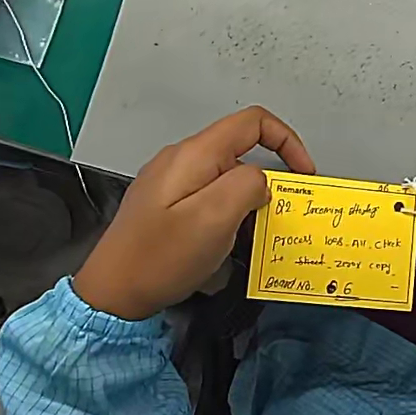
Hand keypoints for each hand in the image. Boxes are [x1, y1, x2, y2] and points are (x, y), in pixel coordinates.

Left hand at [74, 107, 316, 319]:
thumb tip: (262, 179)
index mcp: (195, 154)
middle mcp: (182, 159)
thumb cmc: (160, 258)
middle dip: (270, 177)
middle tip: (280, 213)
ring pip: (228, 175)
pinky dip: (232, 210)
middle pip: (242, 149)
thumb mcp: (214, 218)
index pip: (253, 122)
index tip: (303, 174)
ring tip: (255, 233)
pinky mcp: (168, 202)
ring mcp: (172, 180)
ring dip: (251, 198)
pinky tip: (230, 239)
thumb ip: (248, 185)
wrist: (112, 292)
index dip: (287, 141)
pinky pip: (211, 194)